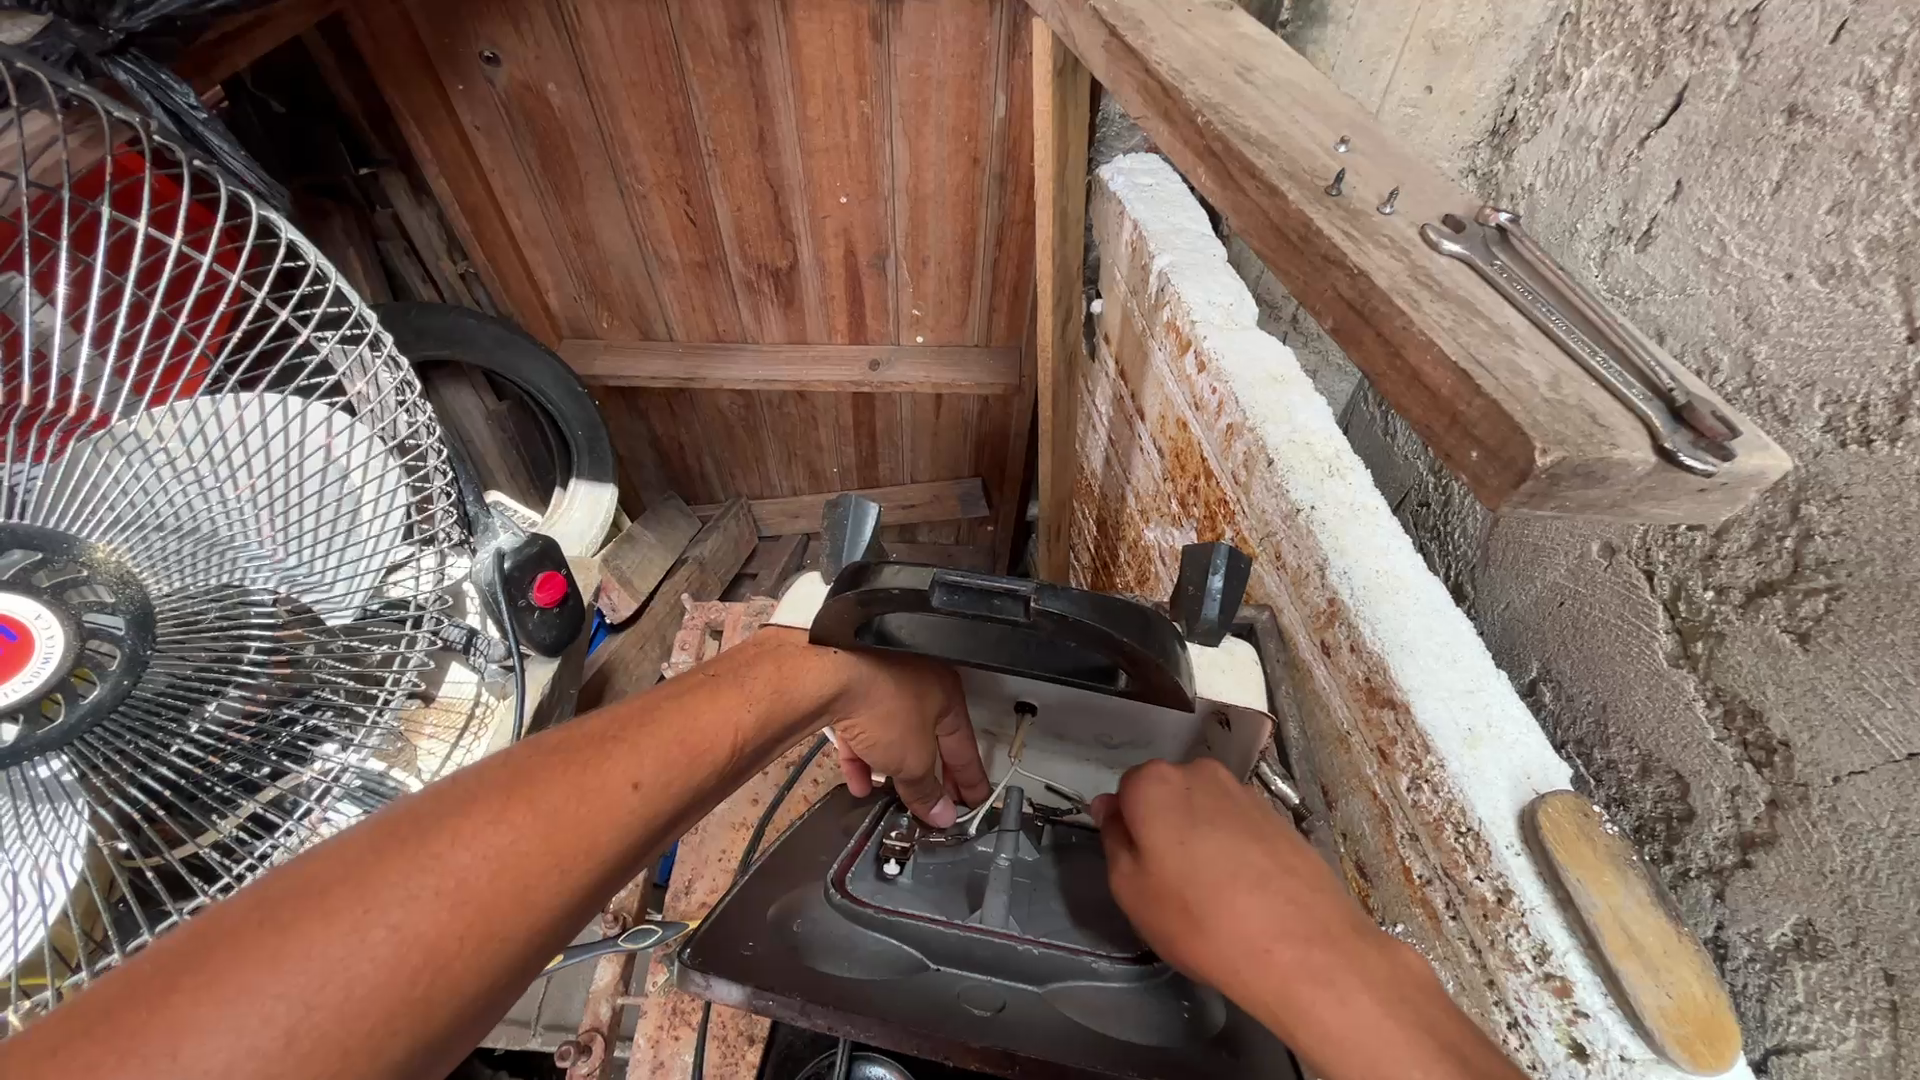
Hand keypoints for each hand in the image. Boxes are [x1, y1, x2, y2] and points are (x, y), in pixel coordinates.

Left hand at [757, 628, 991, 827]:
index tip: (975, 804)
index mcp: (946, 695)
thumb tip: (941, 815)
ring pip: (894, 736)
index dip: (971, 780)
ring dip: (893, 770)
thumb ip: (927, 791)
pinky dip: (863, 757)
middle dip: (930, 779)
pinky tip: (858, 784)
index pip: (964, 747)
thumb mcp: (914, 760)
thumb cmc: (885, 706)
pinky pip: (863, 730)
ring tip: (892, 802)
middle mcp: (919, 685)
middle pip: (929, 742)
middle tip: (937, 809)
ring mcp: (883, 686)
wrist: (829, 678)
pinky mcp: (852, 692)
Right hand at [1093, 759, 1526, 1079]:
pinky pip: (1239, 825)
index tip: (1136, 865)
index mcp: (1155, 783)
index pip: (1124, 791)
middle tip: (1170, 881)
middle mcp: (1200, 773)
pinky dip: (1234, 848)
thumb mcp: (1130, 890)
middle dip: (1163, 826)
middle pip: (1167, 794)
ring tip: (1213, 892)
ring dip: (1200, 837)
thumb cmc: (1201, 920)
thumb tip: (1110, 809)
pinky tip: (1244, 891)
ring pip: (1204, 809)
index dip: (1126, 827)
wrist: (1306, 949)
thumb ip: (1113, 840)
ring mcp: (1245, 792)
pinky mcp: (1280, 817)